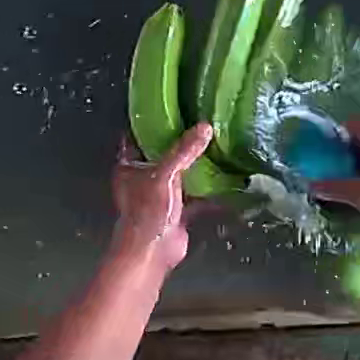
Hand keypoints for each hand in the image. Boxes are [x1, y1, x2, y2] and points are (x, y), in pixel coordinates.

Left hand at [111, 122, 212, 270]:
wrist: (153, 251)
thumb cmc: (148, 211)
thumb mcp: (164, 175)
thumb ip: (184, 151)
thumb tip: (206, 126)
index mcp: (130, 167)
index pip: (137, 138)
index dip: (151, 123)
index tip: (172, 108)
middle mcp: (143, 178)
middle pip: (163, 154)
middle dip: (181, 142)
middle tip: (203, 125)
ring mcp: (161, 194)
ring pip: (181, 173)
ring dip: (197, 165)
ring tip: (219, 146)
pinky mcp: (178, 209)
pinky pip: (197, 194)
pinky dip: (212, 189)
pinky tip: (230, 180)